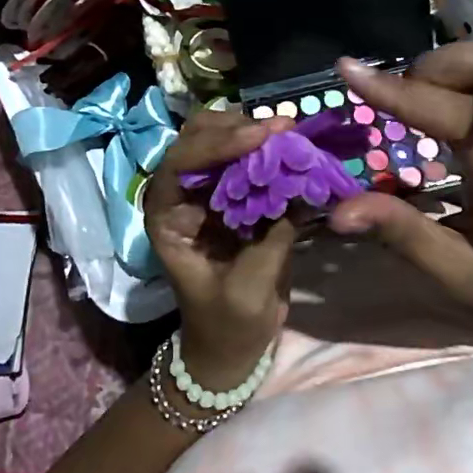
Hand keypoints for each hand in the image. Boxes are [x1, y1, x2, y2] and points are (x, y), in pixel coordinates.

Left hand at [146, 108, 297, 388]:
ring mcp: (211, 194)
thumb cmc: (228, 324)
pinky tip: (297, 147)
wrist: (232, 346)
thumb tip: (303, 188)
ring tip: (291, 131)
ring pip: (223, 141)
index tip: (261, 136)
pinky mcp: (238, 198)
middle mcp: (184, 196)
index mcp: (168, 217)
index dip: (218, 144)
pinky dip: (272, 150)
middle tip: (283, 126)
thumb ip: (272, 236)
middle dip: (239, 127)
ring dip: (255, 131)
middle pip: (198, 139)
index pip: (181, 163)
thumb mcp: (249, 287)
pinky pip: (251, 161)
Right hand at [329, 32, 472, 326]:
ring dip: (463, 54)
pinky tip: (464, 70)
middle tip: (398, 93)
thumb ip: (404, 235)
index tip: (351, 74)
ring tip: (423, 83)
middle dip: (440, 66)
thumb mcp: (455, 273)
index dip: (407, 94)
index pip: (466, 120)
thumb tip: (339, 211)